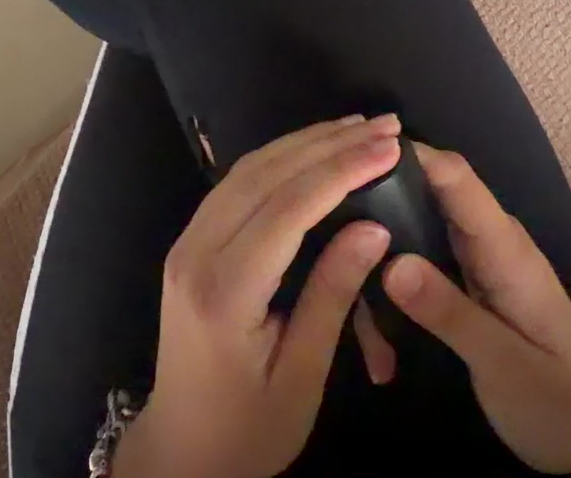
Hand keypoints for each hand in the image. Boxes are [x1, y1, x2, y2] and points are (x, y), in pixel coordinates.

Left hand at [113, 114, 399, 477]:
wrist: (181, 449)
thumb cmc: (248, 428)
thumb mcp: (302, 375)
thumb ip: (333, 295)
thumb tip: (374, 226)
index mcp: (224, 291)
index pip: (289, 208)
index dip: (342, 170)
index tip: (389, 148)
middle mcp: (196, 252)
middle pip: (266, 175)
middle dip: (330, 143)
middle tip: (384, 125)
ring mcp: (187, 241)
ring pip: (249, 169)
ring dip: (305, 141)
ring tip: (358, 126)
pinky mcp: (191, 240)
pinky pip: (237, 182)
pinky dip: (280, 156)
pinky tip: (313, 147)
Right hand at [379, 143, 570, 473]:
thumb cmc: (558, 399)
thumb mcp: (503, 363)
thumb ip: (450, 312)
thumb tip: (390, 263)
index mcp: (503, 247)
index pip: (455, 177)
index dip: (408, 157)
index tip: (350, 162)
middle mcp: (486, 241)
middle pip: (422, 197)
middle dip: (375, 212)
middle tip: (324, 238)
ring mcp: (473, 260)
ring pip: (411, 236)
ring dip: (379, 271)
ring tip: (360, 329)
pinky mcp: (462, 282)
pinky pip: (415, 268)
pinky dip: (392, 298)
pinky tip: (379, 349)